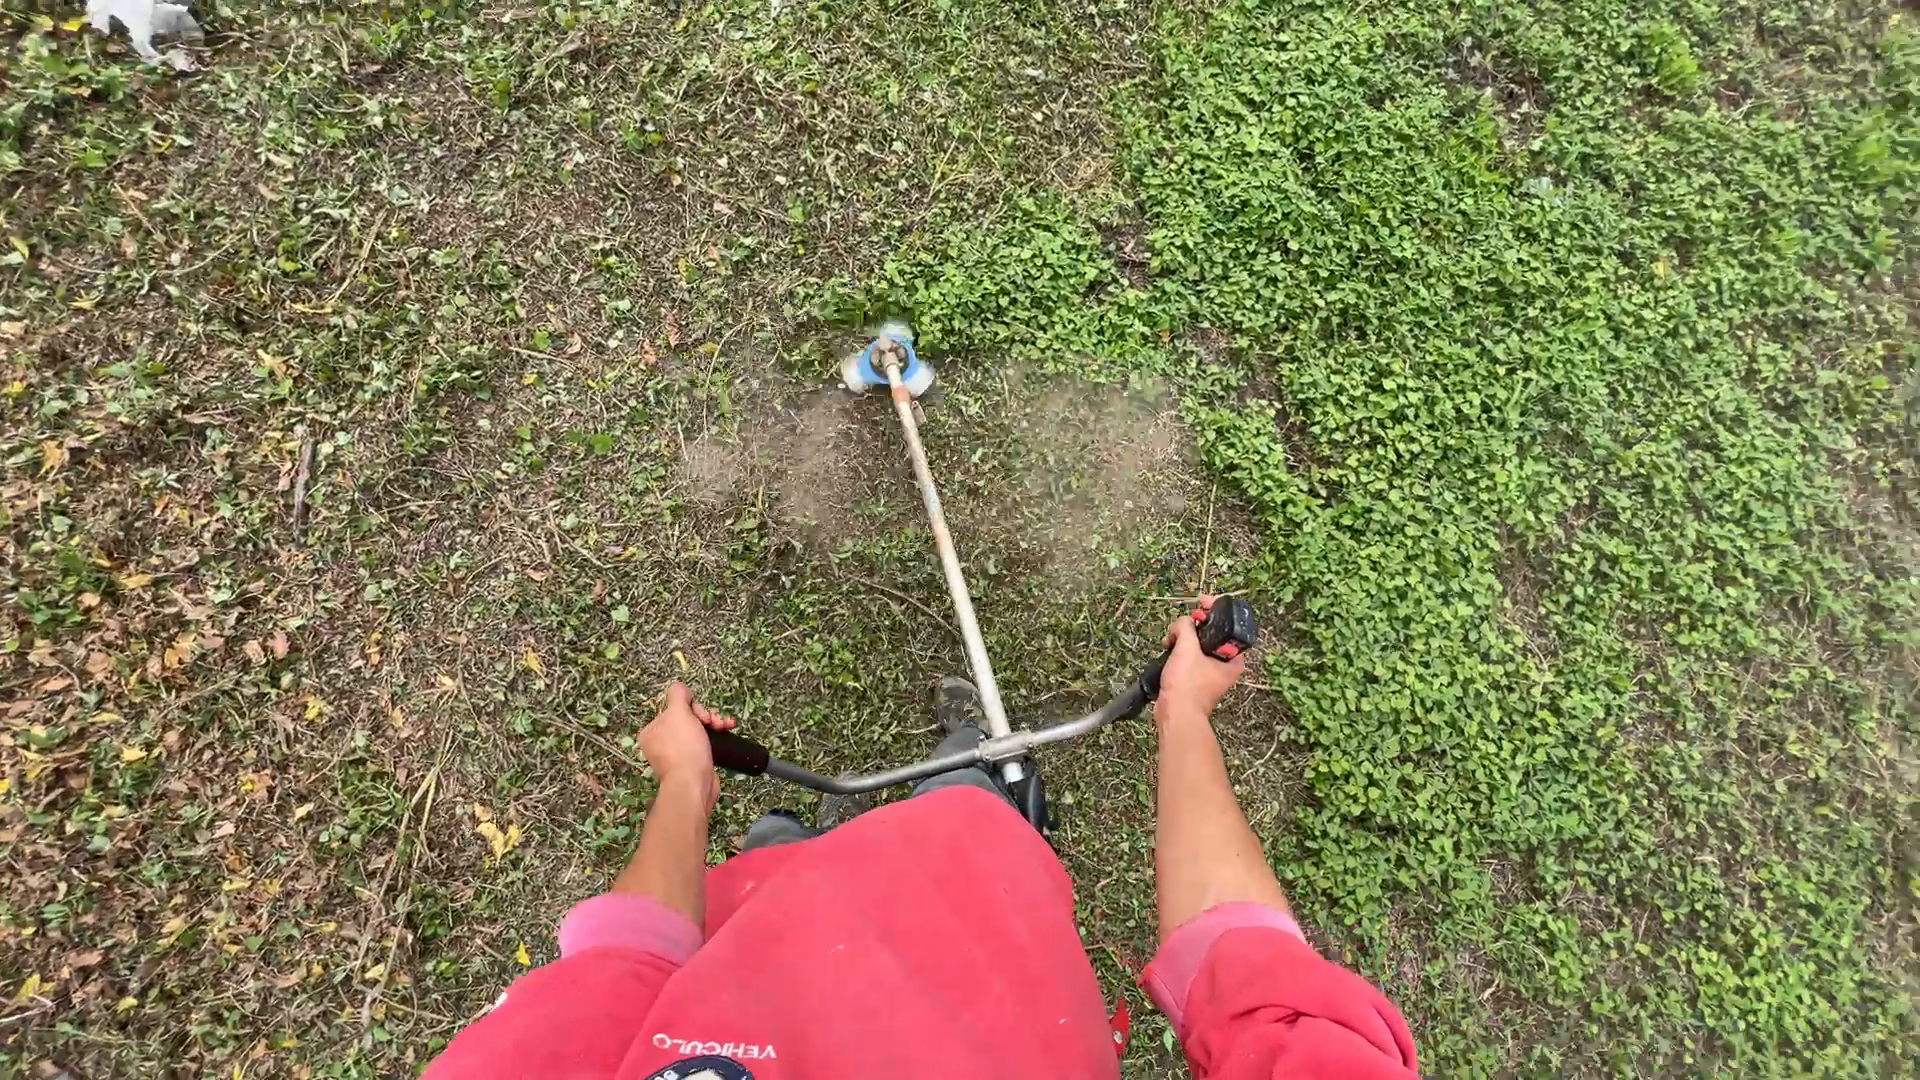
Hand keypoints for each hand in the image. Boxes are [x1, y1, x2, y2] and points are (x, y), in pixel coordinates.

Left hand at [637, 681, 735, 811]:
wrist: (694, 783)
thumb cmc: (684, 747)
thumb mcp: (678, 713)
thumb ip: (678, 694)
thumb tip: (680, 688)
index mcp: (652, 730)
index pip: (675, 706)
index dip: (692, 707)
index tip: (701, 716)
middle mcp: (662, 741)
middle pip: (688, 716)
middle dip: (706, 715)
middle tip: (714, 722)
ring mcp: (677, 752)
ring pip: (699, 727)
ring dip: (715, 722)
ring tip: (726, 725)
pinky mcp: (693, 760)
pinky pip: (704, 740)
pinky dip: (716, 734)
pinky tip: (728, 729)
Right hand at [1157, 595, 1247, 723]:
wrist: (1176, 713)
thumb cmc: (1187, 685)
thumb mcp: (1187, 649)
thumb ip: (1186, 627)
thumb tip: (1183, 623)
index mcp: (1233, 658)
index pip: (1228, 625)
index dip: (1213, 610)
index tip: (1200, 601)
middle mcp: (1225, 664)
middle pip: (1209, 632)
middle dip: (1191, 626)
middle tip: (1180, 626)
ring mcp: (1210, 671)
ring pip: (1197, 643)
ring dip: (1182, 638)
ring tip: (1170, 641)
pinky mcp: (1195, 677)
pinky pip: (1188, 655)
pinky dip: (1178, 650)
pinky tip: (1167, 650)